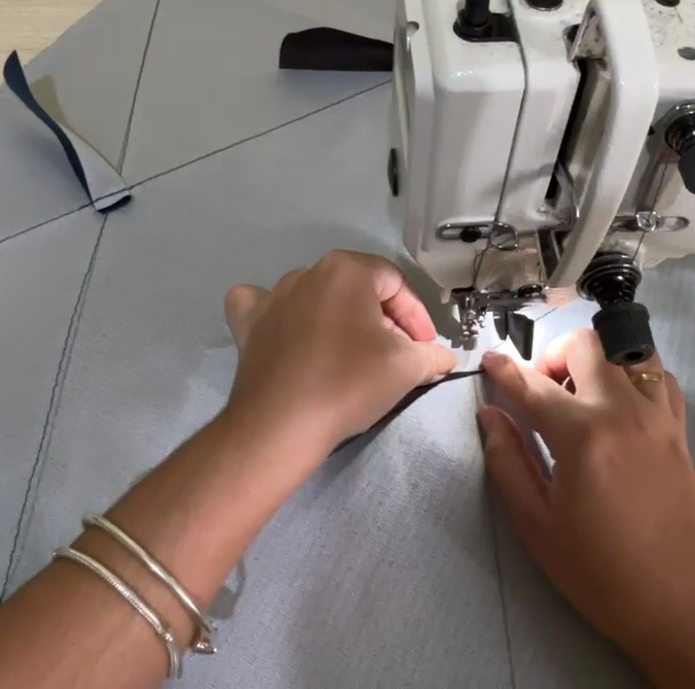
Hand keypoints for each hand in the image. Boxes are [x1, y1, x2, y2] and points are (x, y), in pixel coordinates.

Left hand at [221, 251, 457, 459]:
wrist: (281, 424)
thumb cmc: (348, 382)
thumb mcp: (405, 367)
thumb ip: (430, 354)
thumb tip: (445, 356)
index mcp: (347, 269)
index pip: (395, 283)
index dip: (416, 315)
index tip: (425, 348)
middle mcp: (308, 272)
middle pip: (358, 288)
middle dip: (382, 318)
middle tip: (397, 354)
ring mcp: (273, 296)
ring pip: (317, 296)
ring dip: (339, 317)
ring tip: (353, 352)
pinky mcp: (249, 324)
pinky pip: (265, 306)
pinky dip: (280, 315)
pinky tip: (288, 330)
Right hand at [480, 330, 694, 664]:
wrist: (680, 604)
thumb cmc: (600, 571)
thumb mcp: (537, 524)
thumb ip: (508, 461)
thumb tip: (490, 415)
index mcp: (582, 435)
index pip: (533, 384)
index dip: (505, 369)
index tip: (489, 360)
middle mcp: (622, 411)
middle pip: (586, 345)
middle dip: (554, 354)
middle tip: (542, 389)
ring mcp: (657, 416)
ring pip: (630, 349)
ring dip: (599, 357)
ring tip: (582, 391)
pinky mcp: (679, 429)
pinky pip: (660, 377)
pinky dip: (635, 375)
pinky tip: (620, 403)